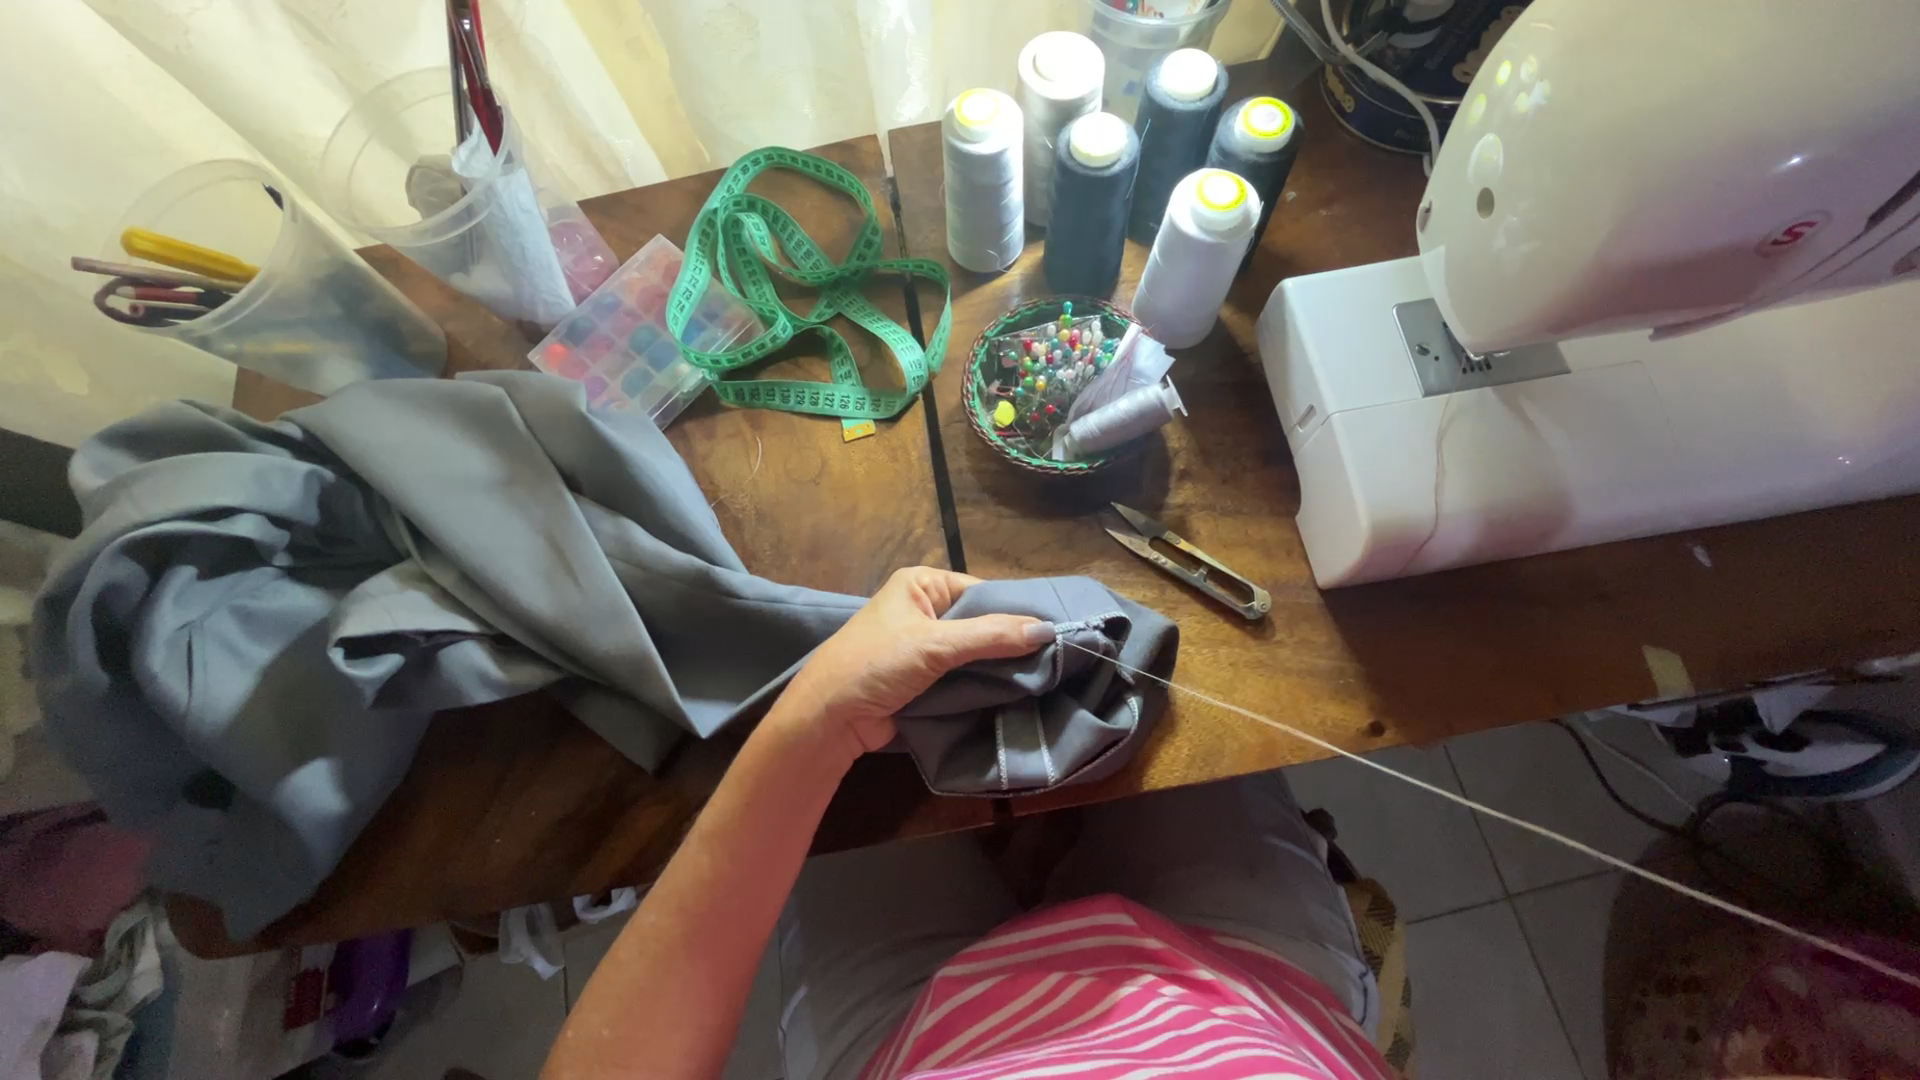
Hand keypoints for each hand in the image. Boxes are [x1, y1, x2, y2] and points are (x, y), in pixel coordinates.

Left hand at [768, 567, 1055, 763]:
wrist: (830, 718)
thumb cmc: (876, 664)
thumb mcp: (935, 644)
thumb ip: (991, 636)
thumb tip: (1047, 630)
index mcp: (921, 584)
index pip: (981, 592)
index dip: (1014, 612)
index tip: (1053, 632)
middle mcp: (924, 609)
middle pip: (980, 624)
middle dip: (1009, 644)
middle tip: (1054, 660)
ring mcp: (924, 646)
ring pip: (975, 654)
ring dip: (998, 669)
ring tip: (1043, 679)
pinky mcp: (924, 679)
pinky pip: (964, 677)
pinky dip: (983, 686)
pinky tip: (1015, 695)